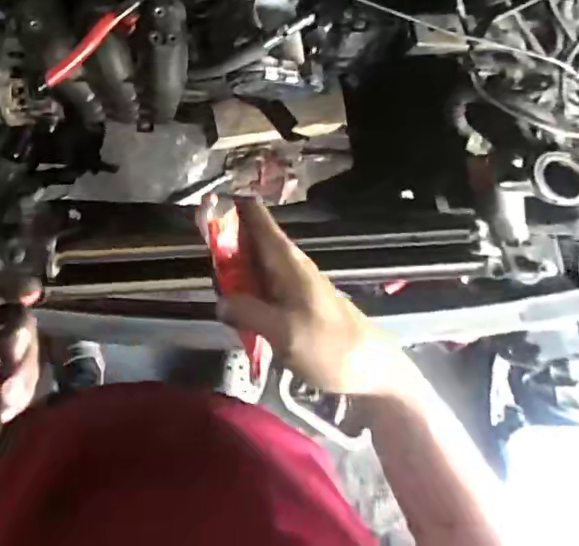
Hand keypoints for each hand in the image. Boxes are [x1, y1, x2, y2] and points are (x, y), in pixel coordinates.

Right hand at [217, 197, 416, 396]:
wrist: (378, 375)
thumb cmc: (331, 347)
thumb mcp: (283, 332)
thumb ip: (247, 312)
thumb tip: (219, 301)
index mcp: (285, 258)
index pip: (254, 215)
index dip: (229, 204)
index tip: (204, 204)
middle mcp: (286, 262)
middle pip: (248, 236)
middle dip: (222, 238)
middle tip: (201, 251)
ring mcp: (291, 281)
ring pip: (252, 261)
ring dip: (231, 268)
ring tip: (215, 285)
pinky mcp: (294, 301)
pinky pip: (260, 283)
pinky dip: (244, 288)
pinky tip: (235, 308)